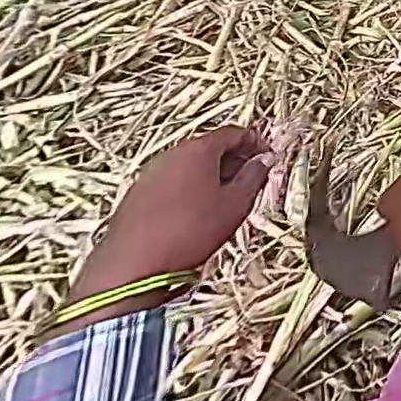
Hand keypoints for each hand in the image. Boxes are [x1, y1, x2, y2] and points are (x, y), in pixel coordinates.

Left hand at [48, 127, 271, 340]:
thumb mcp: (235, 204)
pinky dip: (191, 187)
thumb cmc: (190, 232)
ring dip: (212, 175)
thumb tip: (265, 160)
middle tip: (252, 178)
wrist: (131, 268)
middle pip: (211, 147)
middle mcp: (172, 153)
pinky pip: (172, 181)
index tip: (268, 157)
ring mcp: (150, 173)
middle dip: (235, 159)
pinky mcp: (137, 194)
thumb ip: (254, 176)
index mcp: (198, 149)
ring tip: (228, 198)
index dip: (256, 143)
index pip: (234, 132)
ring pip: (190, 165)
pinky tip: (198, 212)